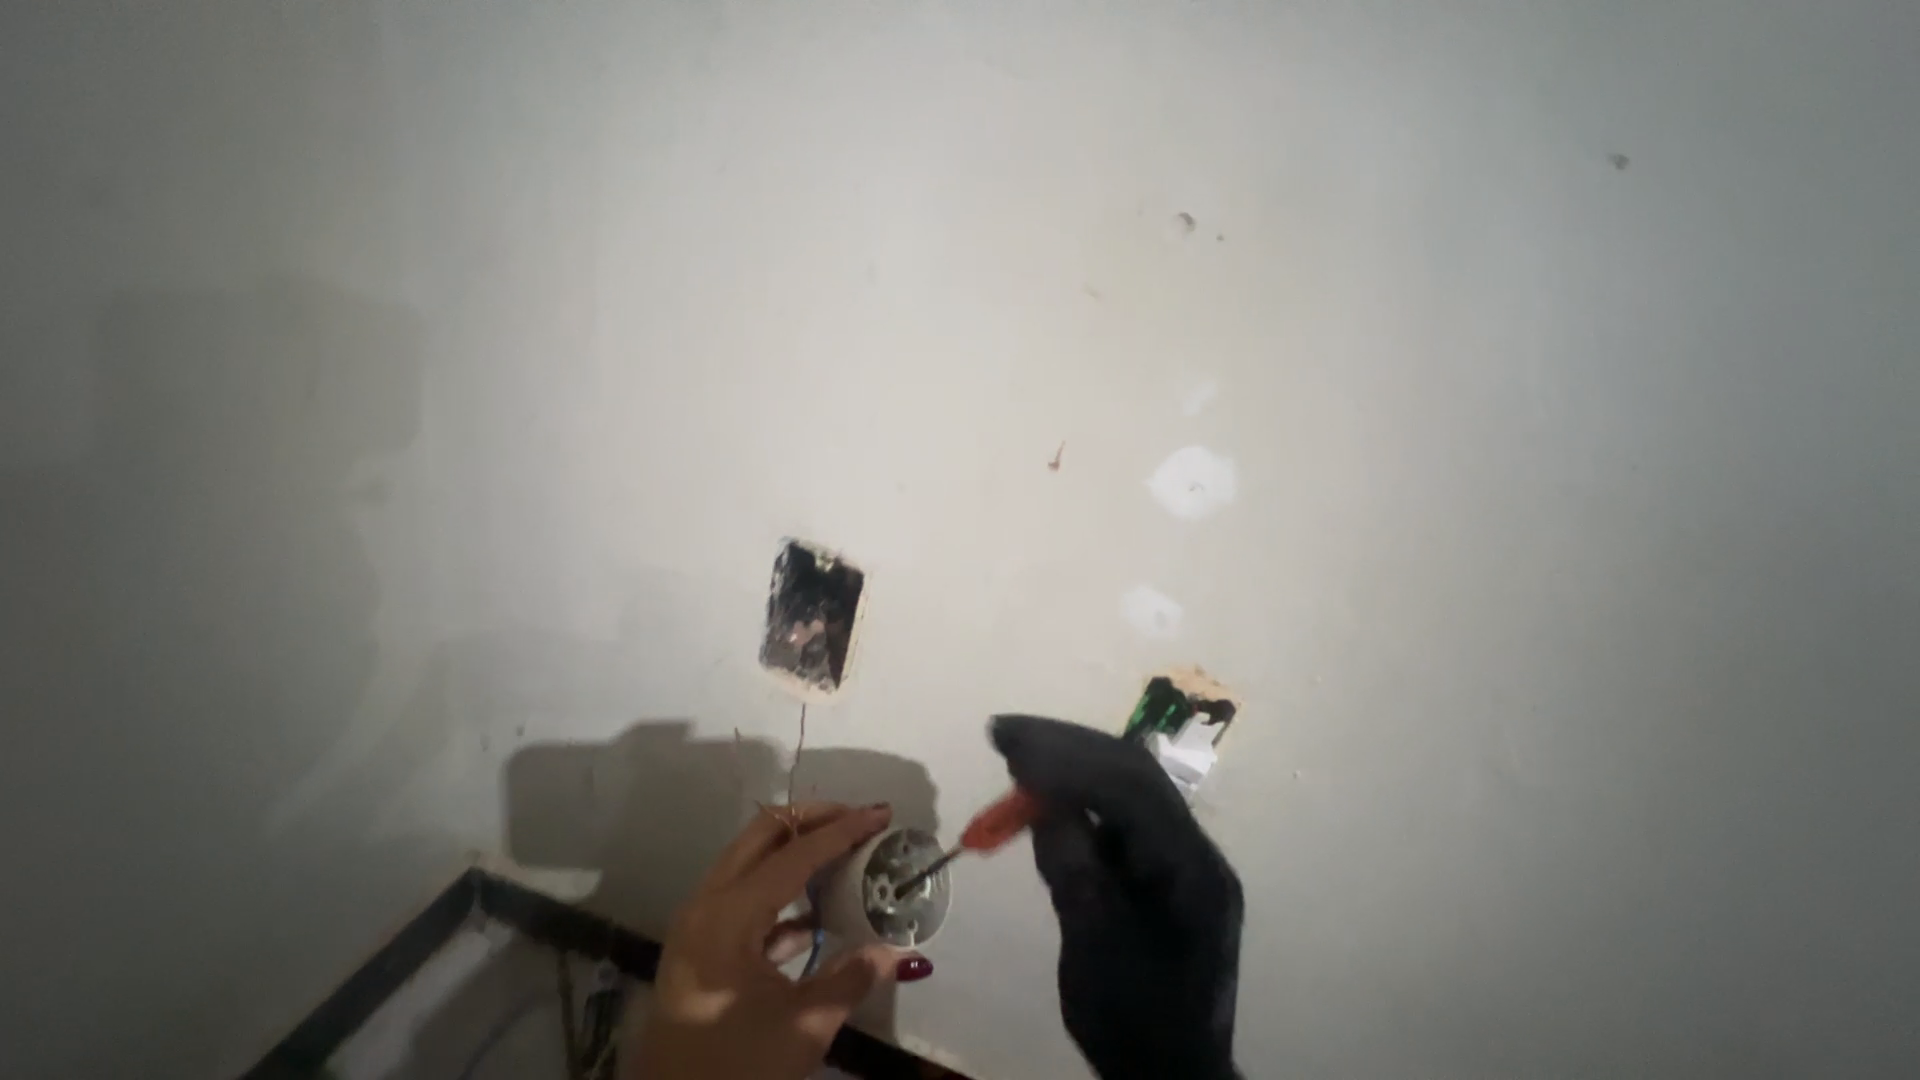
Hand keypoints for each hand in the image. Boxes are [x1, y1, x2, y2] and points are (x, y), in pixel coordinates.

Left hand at [627, 802, 913, 1079]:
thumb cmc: (734, 1066)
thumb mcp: (802, 1028)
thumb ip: (851, 978)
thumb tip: (897, 951)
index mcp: (729, 915)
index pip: (794, 854)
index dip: (842, 831)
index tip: (882, 814)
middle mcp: (707, 902)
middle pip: (762, 834)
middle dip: (813, 819)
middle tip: (859, 820)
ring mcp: (699, 920)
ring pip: (750, 857)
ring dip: (796, 847)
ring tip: (844, 851)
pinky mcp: (701, 942)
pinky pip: (743, 891)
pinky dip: (780, 885)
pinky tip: (817, 908)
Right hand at [990, 715, 1242, 1079]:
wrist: (1172, 1070)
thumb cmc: (1133, 1020)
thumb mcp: (1094, 951)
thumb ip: (1072, 871)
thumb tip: (1043, 803)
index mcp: (1192, 870)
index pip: (1132, 793)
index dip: (1070, 763)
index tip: (1011, 747)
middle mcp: (1193, 848)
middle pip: (1133, 772)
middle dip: (1067, 746)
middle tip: (1004, 731)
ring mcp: (1179, 851)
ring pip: (1127, 782)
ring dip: (1071, 759)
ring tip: (1015, 745)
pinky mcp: (1158, 859)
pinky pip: (1118, 809)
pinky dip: (1076, 791)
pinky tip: (1040, 785)